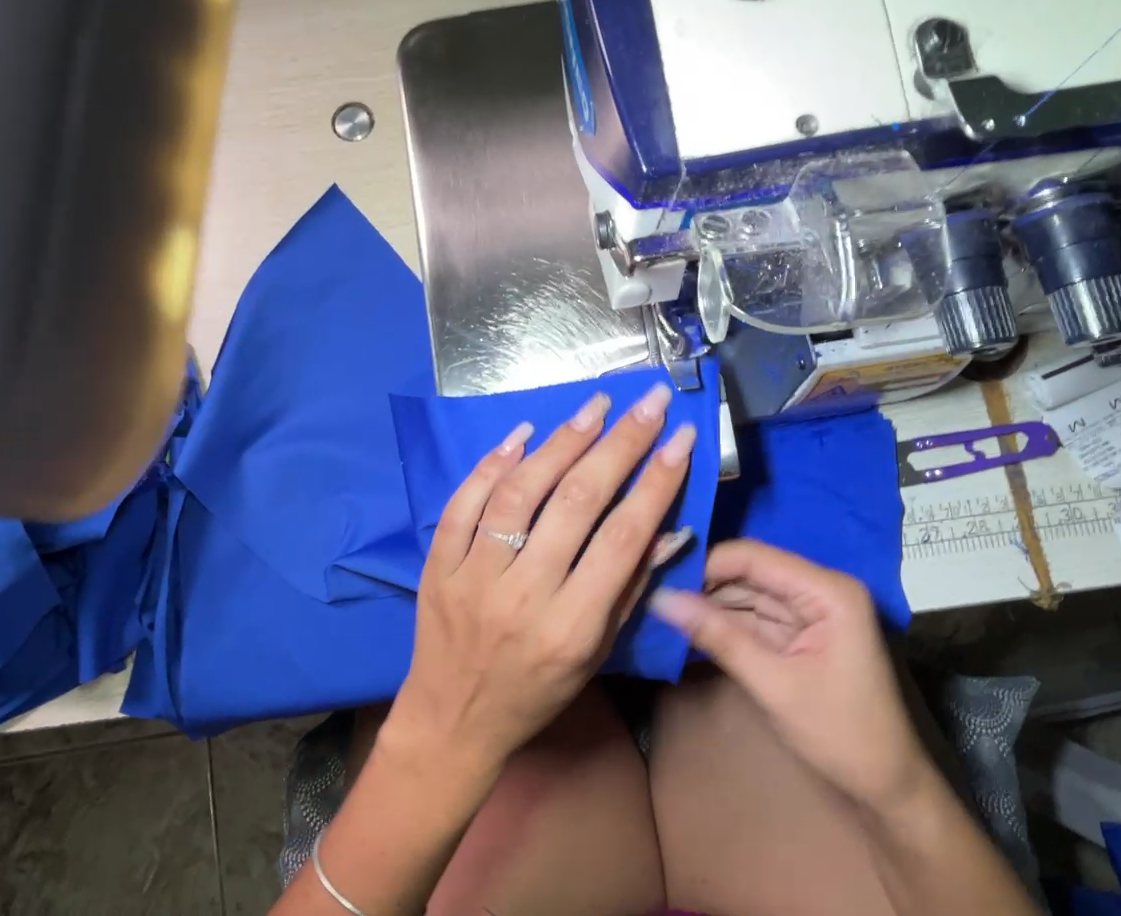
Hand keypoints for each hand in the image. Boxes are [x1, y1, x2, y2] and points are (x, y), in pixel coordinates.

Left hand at [386, 384, 697, 772]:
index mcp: (571, 625)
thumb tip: (670, 528)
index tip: (680, 437)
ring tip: (594, 406)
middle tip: (647, 401)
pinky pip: (464, 504)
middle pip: (576, 502)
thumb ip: (630, 589)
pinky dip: (492, 464)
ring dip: (561, 442)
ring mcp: (474, 575)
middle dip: (619, 444)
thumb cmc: (536, 692)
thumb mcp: (595, 655)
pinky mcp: (439, 564)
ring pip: (520, 492)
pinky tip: (522, 434)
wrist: (453, 720)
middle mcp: (523, 594)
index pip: (622, 537)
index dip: (656, 482)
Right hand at [649, 540, 937, 813]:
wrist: (886, 787)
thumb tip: (661, 599)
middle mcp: (819, 590)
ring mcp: (810, 612)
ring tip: (660, 609)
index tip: (659, 576)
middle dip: (702, 584)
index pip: (753, 557)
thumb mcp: (773, 684)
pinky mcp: (799, 634)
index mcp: (827, 591)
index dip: (705, 564)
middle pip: (748, 573)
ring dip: (708, 604)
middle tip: (652, 593)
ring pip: (746, 595)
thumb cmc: (840, 733)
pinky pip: (753, 618)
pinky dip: (723, 625)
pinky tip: (687, 628)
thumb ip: (717, 637)